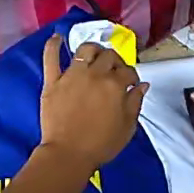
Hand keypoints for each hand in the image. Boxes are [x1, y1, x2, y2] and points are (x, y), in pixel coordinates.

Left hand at [37, 36, 147, 171]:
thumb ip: (135, 102)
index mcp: (115, 85)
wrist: (68, 154)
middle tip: (115, 70)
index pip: (128, 71)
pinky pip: (51, 58)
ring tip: (95, 55)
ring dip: (94, 49)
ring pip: (85, 49)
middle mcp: (95, 74)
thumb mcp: (127, 127)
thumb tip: (142, 85)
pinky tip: (57, 38)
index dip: (132, 76)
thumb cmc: (101, 144)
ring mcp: (72, 75)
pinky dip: (53, 45)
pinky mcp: (53, 81)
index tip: (131, 84)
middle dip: (116, 61)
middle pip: (109, 56)